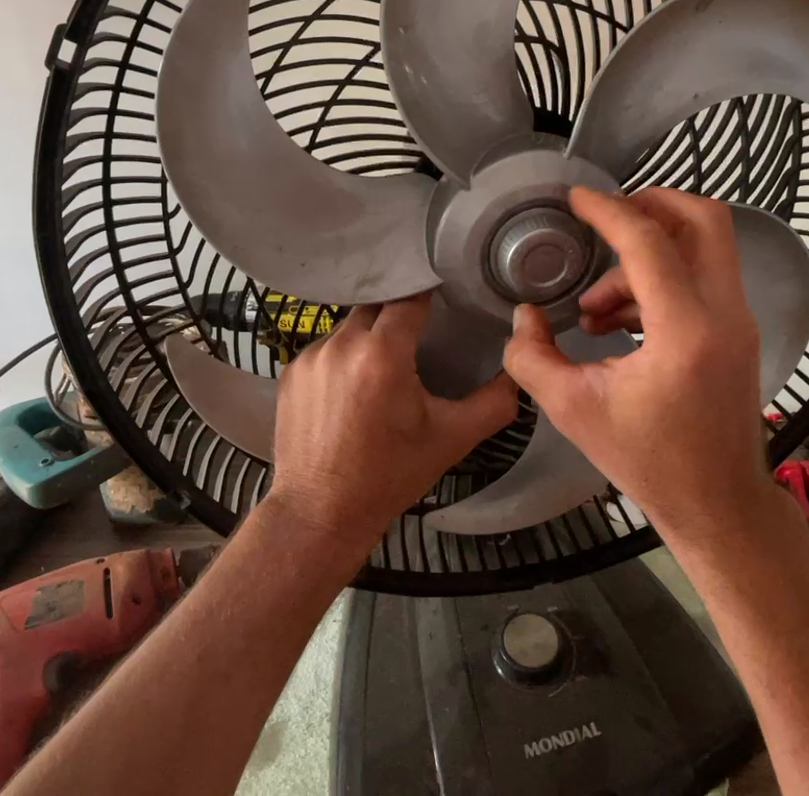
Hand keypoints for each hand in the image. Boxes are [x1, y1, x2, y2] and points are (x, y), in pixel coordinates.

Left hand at [265, 294, 517, 549]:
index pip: (409, 298)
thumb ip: (494, 402)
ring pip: (349, 325)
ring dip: (370, 335)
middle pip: (376, 305)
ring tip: (386, 364)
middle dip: (398, 312)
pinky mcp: (290, 372)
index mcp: (382, 354)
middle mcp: (341, 344)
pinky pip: (325, 347)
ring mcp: (310, 356)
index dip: (429, 294)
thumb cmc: (390, 475)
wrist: (321, 513)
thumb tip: (518, 373)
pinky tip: (353, 387)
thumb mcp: (452, 438)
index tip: (444, 298)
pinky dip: (343, 356)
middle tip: (421, 331)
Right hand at [503, 187, 769, 540]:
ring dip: (646, 255)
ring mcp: (738, 322)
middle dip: (650, 204)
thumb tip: (524, 316)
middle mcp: (723, 315)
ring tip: (593, 307)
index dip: (607, 211)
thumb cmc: (648, 461)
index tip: (574, 199)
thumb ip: (533, 357)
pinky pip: (702, 278)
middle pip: (703, 220)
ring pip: (703, 248)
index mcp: (684, 332)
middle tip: (602, 219)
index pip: (650, 243)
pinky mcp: (737, 333)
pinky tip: (617, 322)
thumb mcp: (573, 410)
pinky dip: (660, 280)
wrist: (717, 503)